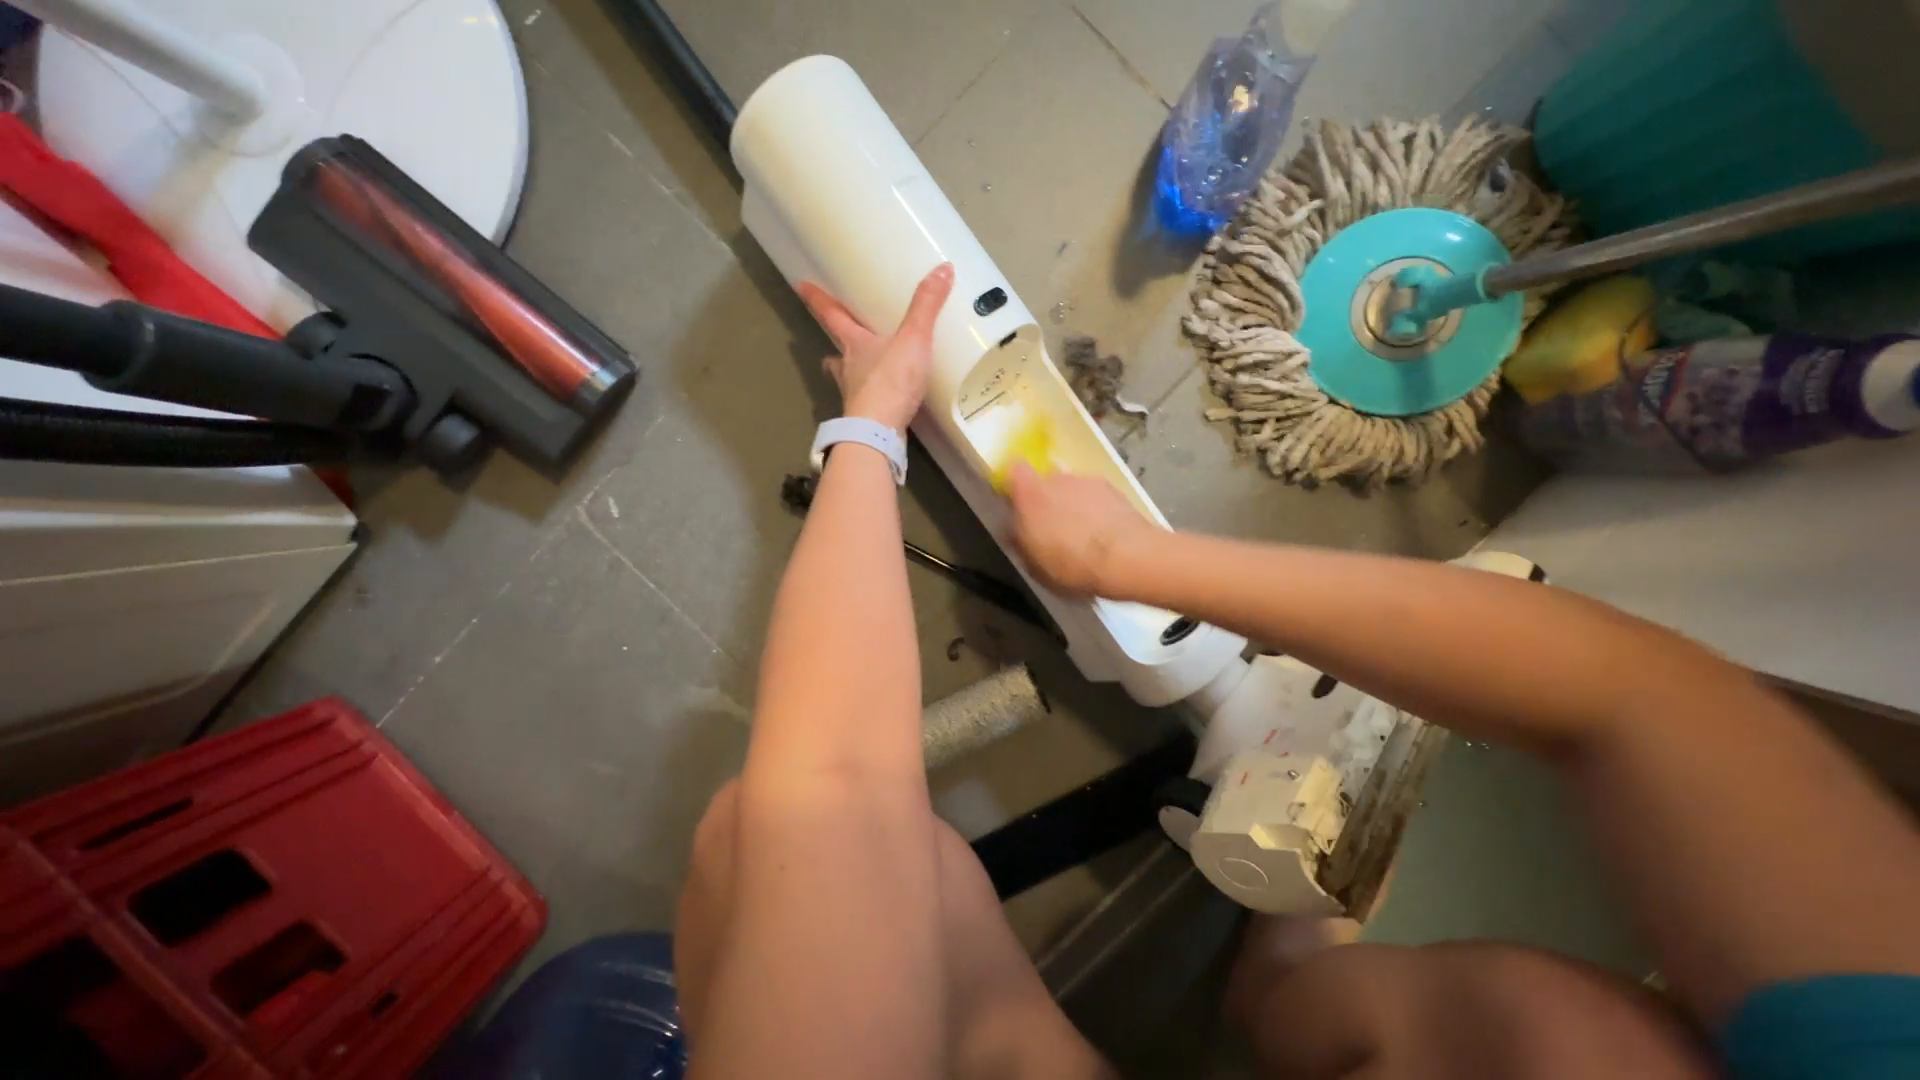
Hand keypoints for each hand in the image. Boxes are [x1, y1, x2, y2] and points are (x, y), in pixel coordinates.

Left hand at [797, 263, 954, 432]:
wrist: (879, 431)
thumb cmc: (890, 381)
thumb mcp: (913, 338)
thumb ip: (926, 306)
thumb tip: (943, 268)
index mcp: (853, 343)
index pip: (832, 314)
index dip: (817, 299)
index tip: (801, 285)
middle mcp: (847, 367)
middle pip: (835, 349)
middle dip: (837, 342)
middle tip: (841, 336)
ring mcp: (853, 394)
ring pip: (845, 376)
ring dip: (851, 371)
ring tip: (862, 368)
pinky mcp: (865, 415)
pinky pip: (865, 399)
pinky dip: (871, 395)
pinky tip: (884, 397)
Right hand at [1003, 463, 1157, 596]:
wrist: (1126, 557)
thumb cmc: (1070, 565)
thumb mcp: (1034, 566)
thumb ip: (1020, 542)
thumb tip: (1014, 531)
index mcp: (1029, 495)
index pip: (1013, 470)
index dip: (1015, 484)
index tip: (1017, 504)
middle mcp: (1055, 478)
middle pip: (1045, 480)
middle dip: (1046, 499)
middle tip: (1052, 527)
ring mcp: (1086, 480)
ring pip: (1071, 488)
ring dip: (1073, 504)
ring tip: (1083, 533)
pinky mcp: (1112, 487)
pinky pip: (1094, 495)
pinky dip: (1095, 507)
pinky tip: (1104, 531)